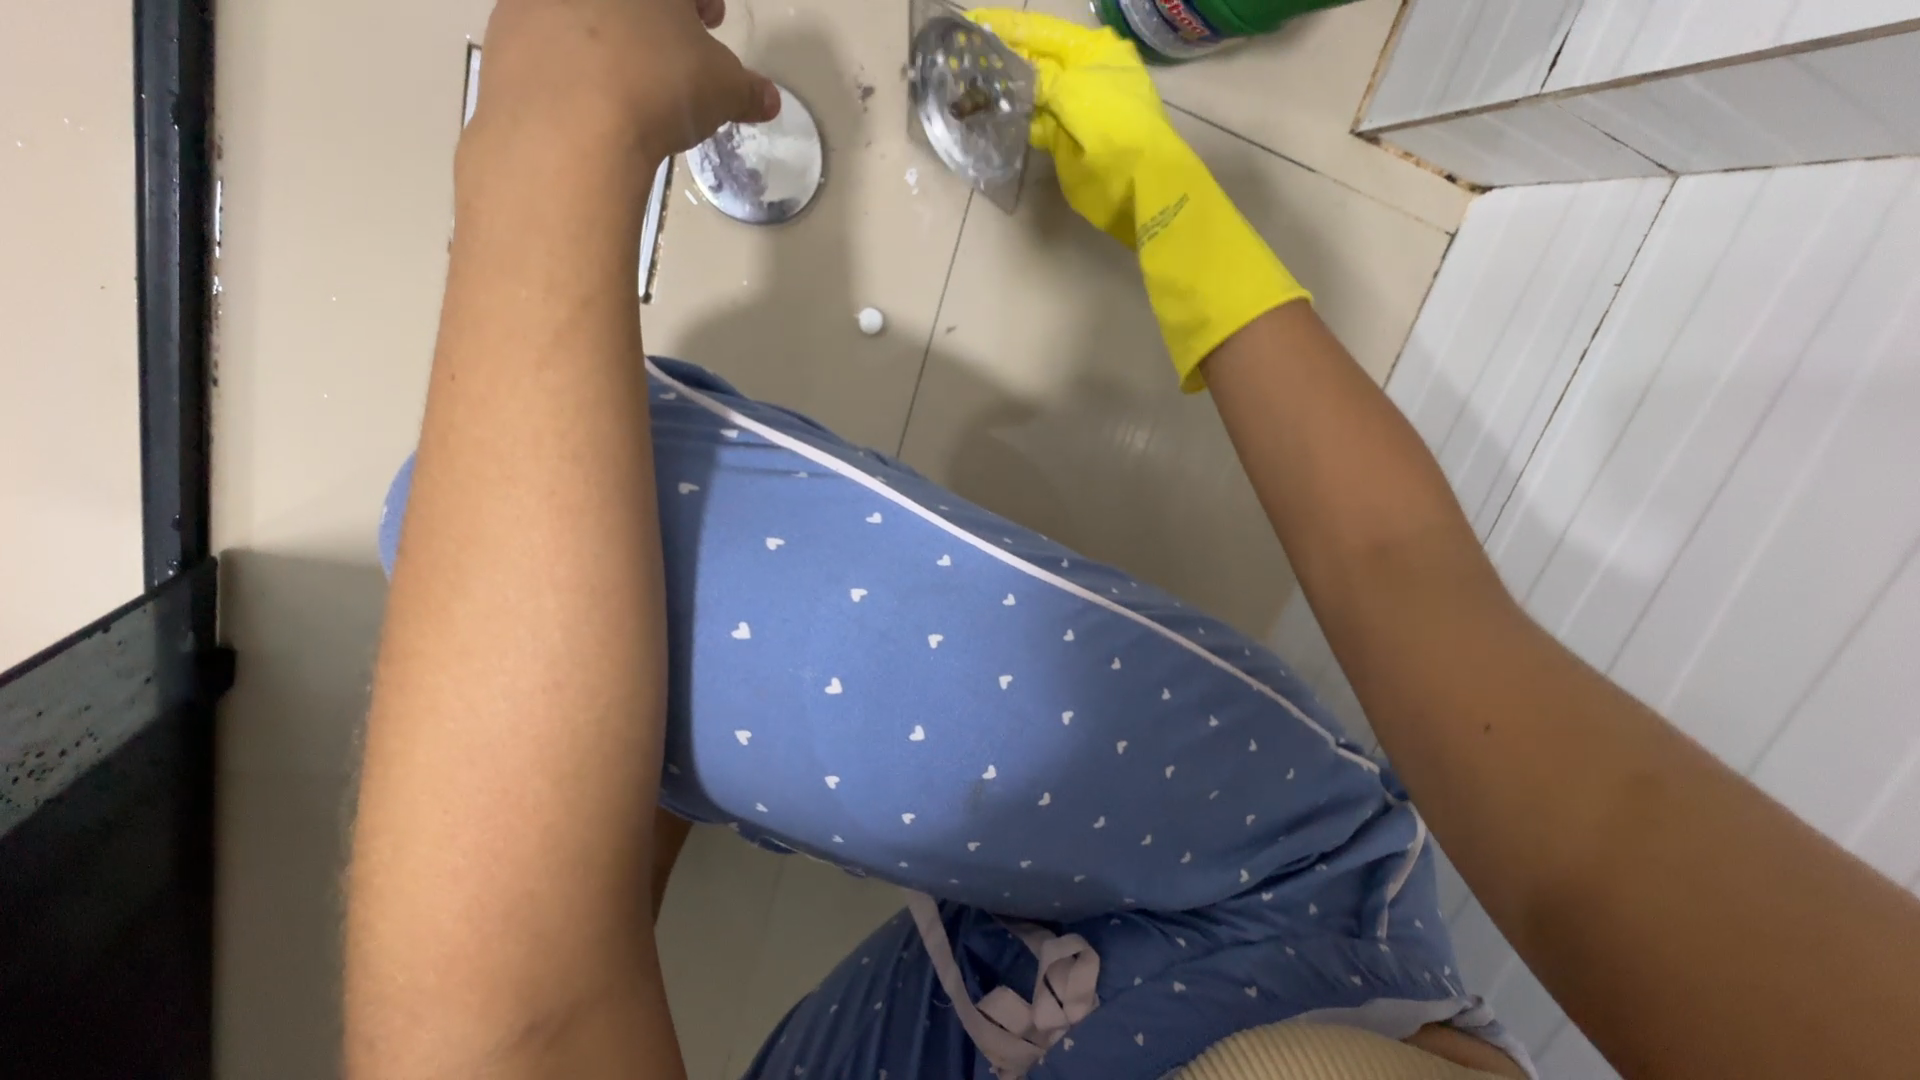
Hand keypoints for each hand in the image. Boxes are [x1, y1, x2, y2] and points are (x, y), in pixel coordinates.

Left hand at [472, 0, 780, 166]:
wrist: (564, 124)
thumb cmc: (657, 85)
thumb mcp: (722, 90)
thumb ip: (747, 90)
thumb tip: (768, 99)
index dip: (702, 3)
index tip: (711, 17)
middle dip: (656, 13)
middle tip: (674, 43)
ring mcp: (535, 0)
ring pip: (583, 12)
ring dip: (610, 33)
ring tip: (631, 78)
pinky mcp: (503, 35)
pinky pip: (547, 39)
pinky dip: (571, 60)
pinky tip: (589, 99)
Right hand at [967, 9, 1310, 392]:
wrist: (1143, 192)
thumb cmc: (1118, 136)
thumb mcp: (1076, 96)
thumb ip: (1041, 81)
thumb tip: (1011, 73)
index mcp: (1092, 53)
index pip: (1040, 31)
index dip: (1005, 27)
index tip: (967, 24)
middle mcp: (1083, 74)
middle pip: (1033, 59)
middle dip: (999, 58)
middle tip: (955, 56)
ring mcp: (1074, 110)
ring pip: (1029, 93)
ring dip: (999, 90)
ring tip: (960, 83)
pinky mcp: (1066, 143)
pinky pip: (1032, 124)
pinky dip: (1010, 120)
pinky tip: (983, 115)